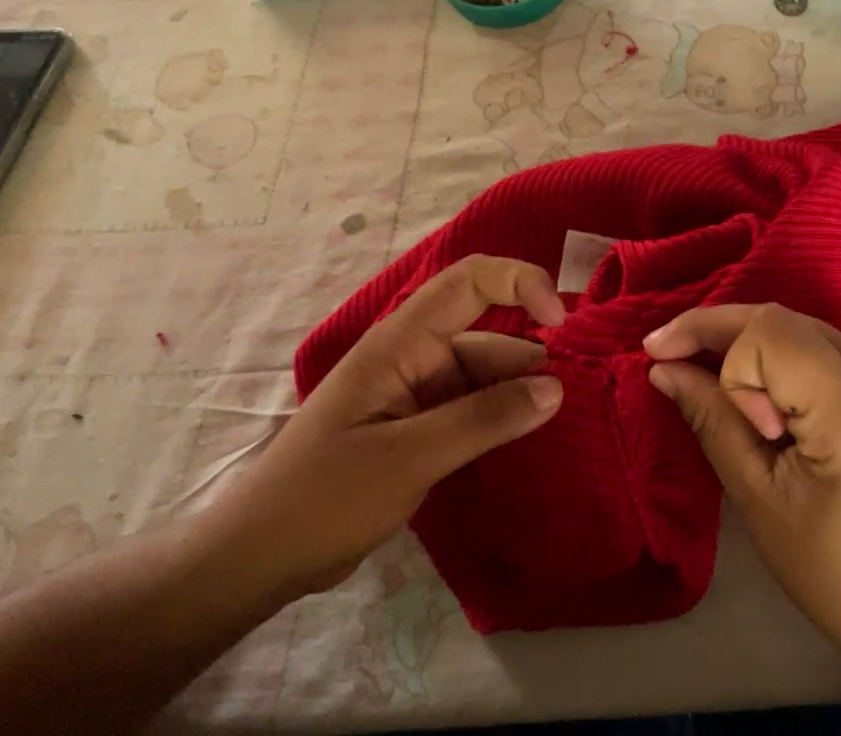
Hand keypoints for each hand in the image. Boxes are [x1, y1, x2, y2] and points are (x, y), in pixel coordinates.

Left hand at [208, 256, 567, 598]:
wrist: (260, 558)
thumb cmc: (325, 497)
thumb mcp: (409, 457)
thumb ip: (485, 419)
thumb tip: (555, 389)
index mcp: (401, 344)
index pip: (470, 282)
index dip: (522, 283)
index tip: (562, 323)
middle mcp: (413, 358)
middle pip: (488, 336)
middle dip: (533, 357)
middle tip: (580, 398)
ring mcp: (416, 395)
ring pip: (486, 376)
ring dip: (522, 393)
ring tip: (565, 423)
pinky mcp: (419, 429)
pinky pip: (474, 408)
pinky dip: (503, 417)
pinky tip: (531, 438)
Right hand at [642, 304, 840, 668]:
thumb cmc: (834, 573)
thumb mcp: (759, 500)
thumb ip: (713, 421)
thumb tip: (664, 367)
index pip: (770, 332)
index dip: (723, 356)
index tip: (732, 421)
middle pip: (786, 320)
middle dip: (722, 336)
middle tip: (667, 357)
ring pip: (805, 329)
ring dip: (755, 353)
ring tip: (739, 409)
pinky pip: (829, 349)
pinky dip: (788, 364)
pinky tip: (772, 403)